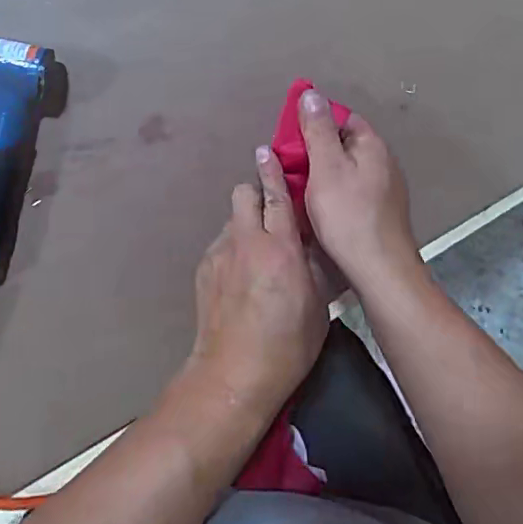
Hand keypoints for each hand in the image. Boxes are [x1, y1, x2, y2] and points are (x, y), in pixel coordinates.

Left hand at [186, 147, 329, 416]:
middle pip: (243, 194)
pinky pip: (221, 244)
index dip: (274, 171)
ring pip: (231, 220)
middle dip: (257, 193)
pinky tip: (240, 276)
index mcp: (280, 249)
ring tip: (258, 251)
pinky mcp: (204, 270)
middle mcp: (246, 242)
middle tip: (271, 212)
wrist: (235, 373)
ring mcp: (219, 255)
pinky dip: (233, 248)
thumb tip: (313, 241)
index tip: (270, 150)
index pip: (276, 197)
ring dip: (245, 224)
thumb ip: (314, 264)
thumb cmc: (288, 344)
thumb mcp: (318, 304)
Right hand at [296, 89, 421, 290]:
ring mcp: (384, 188)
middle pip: (342, 143)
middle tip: (286, 165)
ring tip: (296, 187)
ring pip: (344, 169)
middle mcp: (383, 162)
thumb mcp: (325, 167)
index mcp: (371, 145)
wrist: (379, 269)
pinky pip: (350, 190)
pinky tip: (316, 208)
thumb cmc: (348, 215)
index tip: (289, 137)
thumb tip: (311, 94)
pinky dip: (331, 192)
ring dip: (320, 173)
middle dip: (314, 150)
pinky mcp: (379, 211)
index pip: (341, 118)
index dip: (314, 122)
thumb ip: (317, 130)